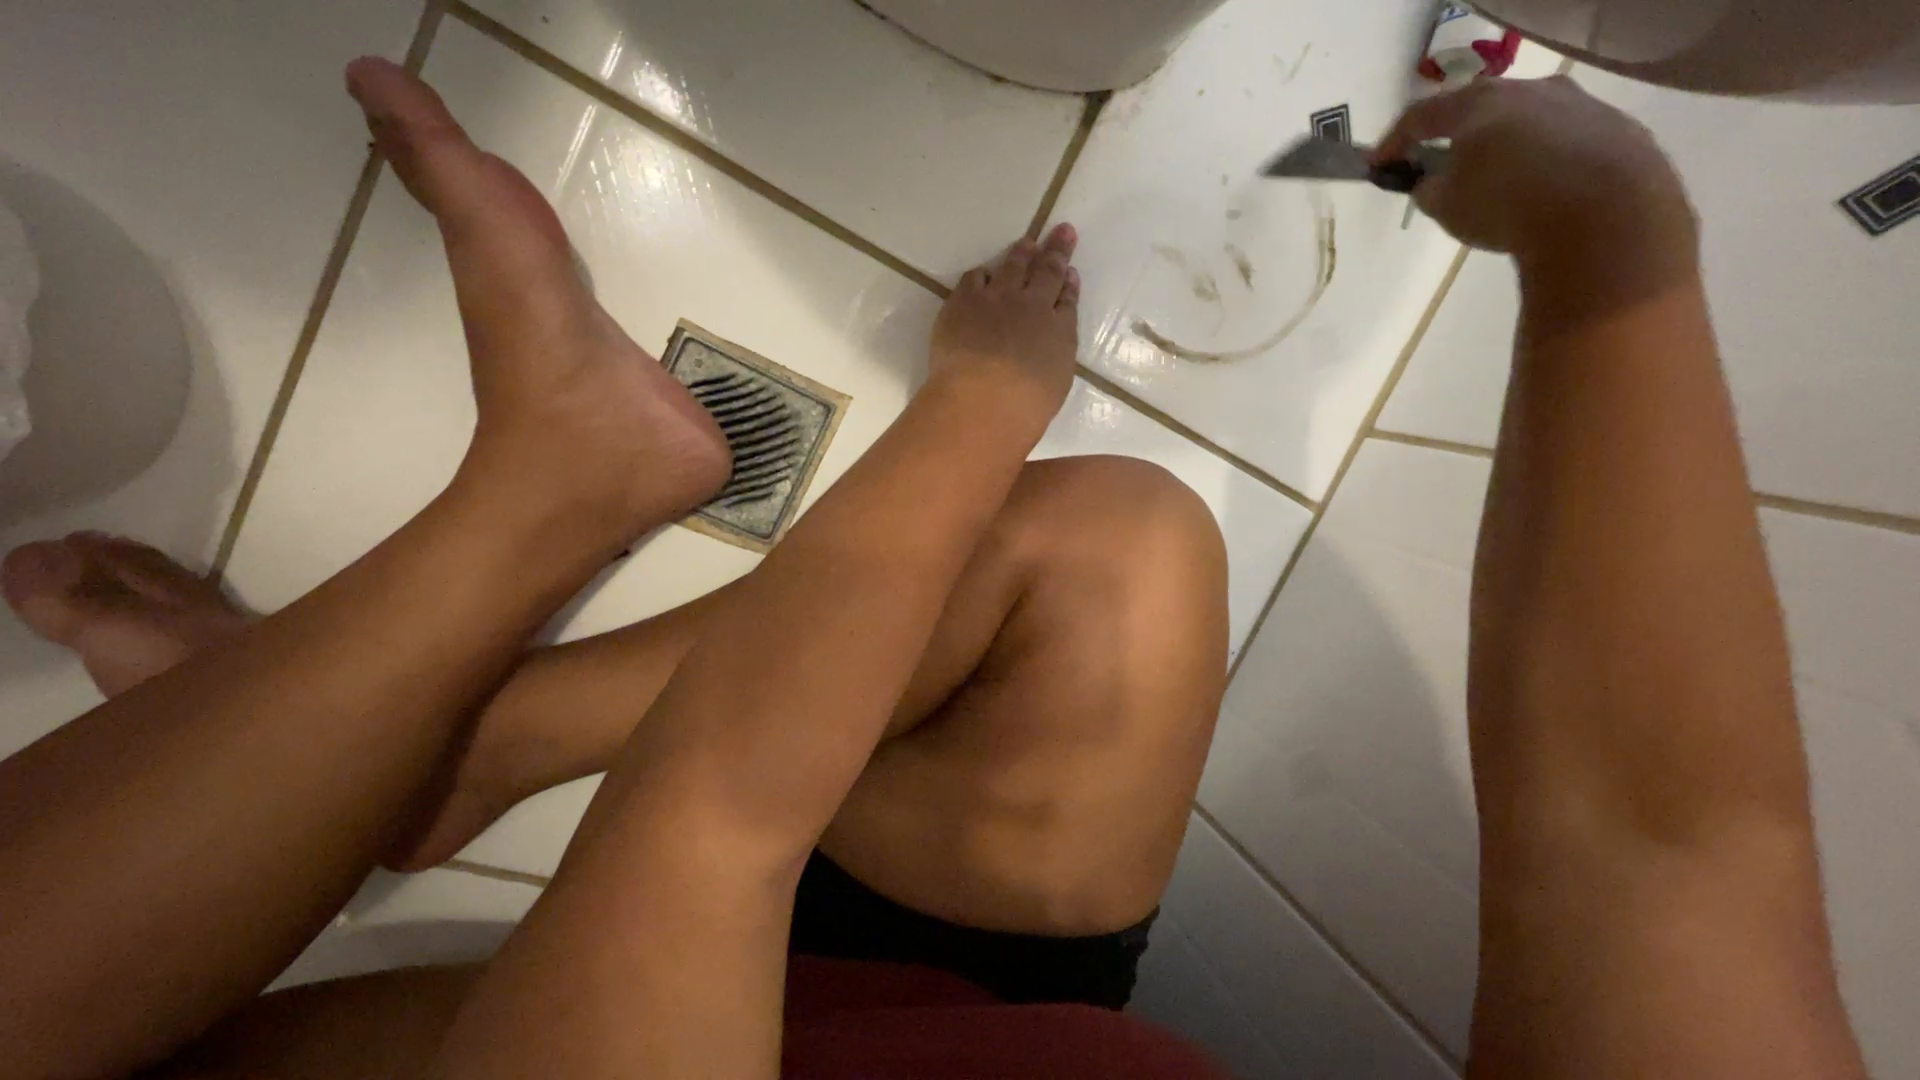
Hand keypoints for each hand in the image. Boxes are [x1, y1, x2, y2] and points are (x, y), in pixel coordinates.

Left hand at [929, 223, 1081, 426]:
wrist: (985, 398)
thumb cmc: (1025, 406)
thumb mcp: (1055, 384)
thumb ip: (1054, 358)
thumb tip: (1048, 347)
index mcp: (1060, 332)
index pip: (1067, 302)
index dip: (1069, 285)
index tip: (1071, 273)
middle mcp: (1033, 306)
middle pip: (1047, 272)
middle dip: (1056, 251)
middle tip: (1062, 231)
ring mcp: (998, 298)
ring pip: (1012, 267)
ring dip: (1021, 253)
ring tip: (1026, 243)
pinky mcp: (965, 300)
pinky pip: (975, 278)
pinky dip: (983, 274)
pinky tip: (983, 274)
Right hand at [1379, 77, 1695, 274]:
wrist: (1605, 213)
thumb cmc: (1506, 205)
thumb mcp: (1446, 206)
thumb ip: (1429, 189)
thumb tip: (1432, 182)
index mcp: (1479, 104)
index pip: (1421, 116)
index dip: (1393, 142)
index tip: (1377, 166)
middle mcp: (1530, 91)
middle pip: (1481, 111)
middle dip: (1456, 139)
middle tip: (1443, 170)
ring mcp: (1579, 105)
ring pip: (1527, 123)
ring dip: (1505, 150)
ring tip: (1498, 187)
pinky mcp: (1616, 128)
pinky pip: (1566, 143)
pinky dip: (1545, 163)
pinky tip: (1542, 195)